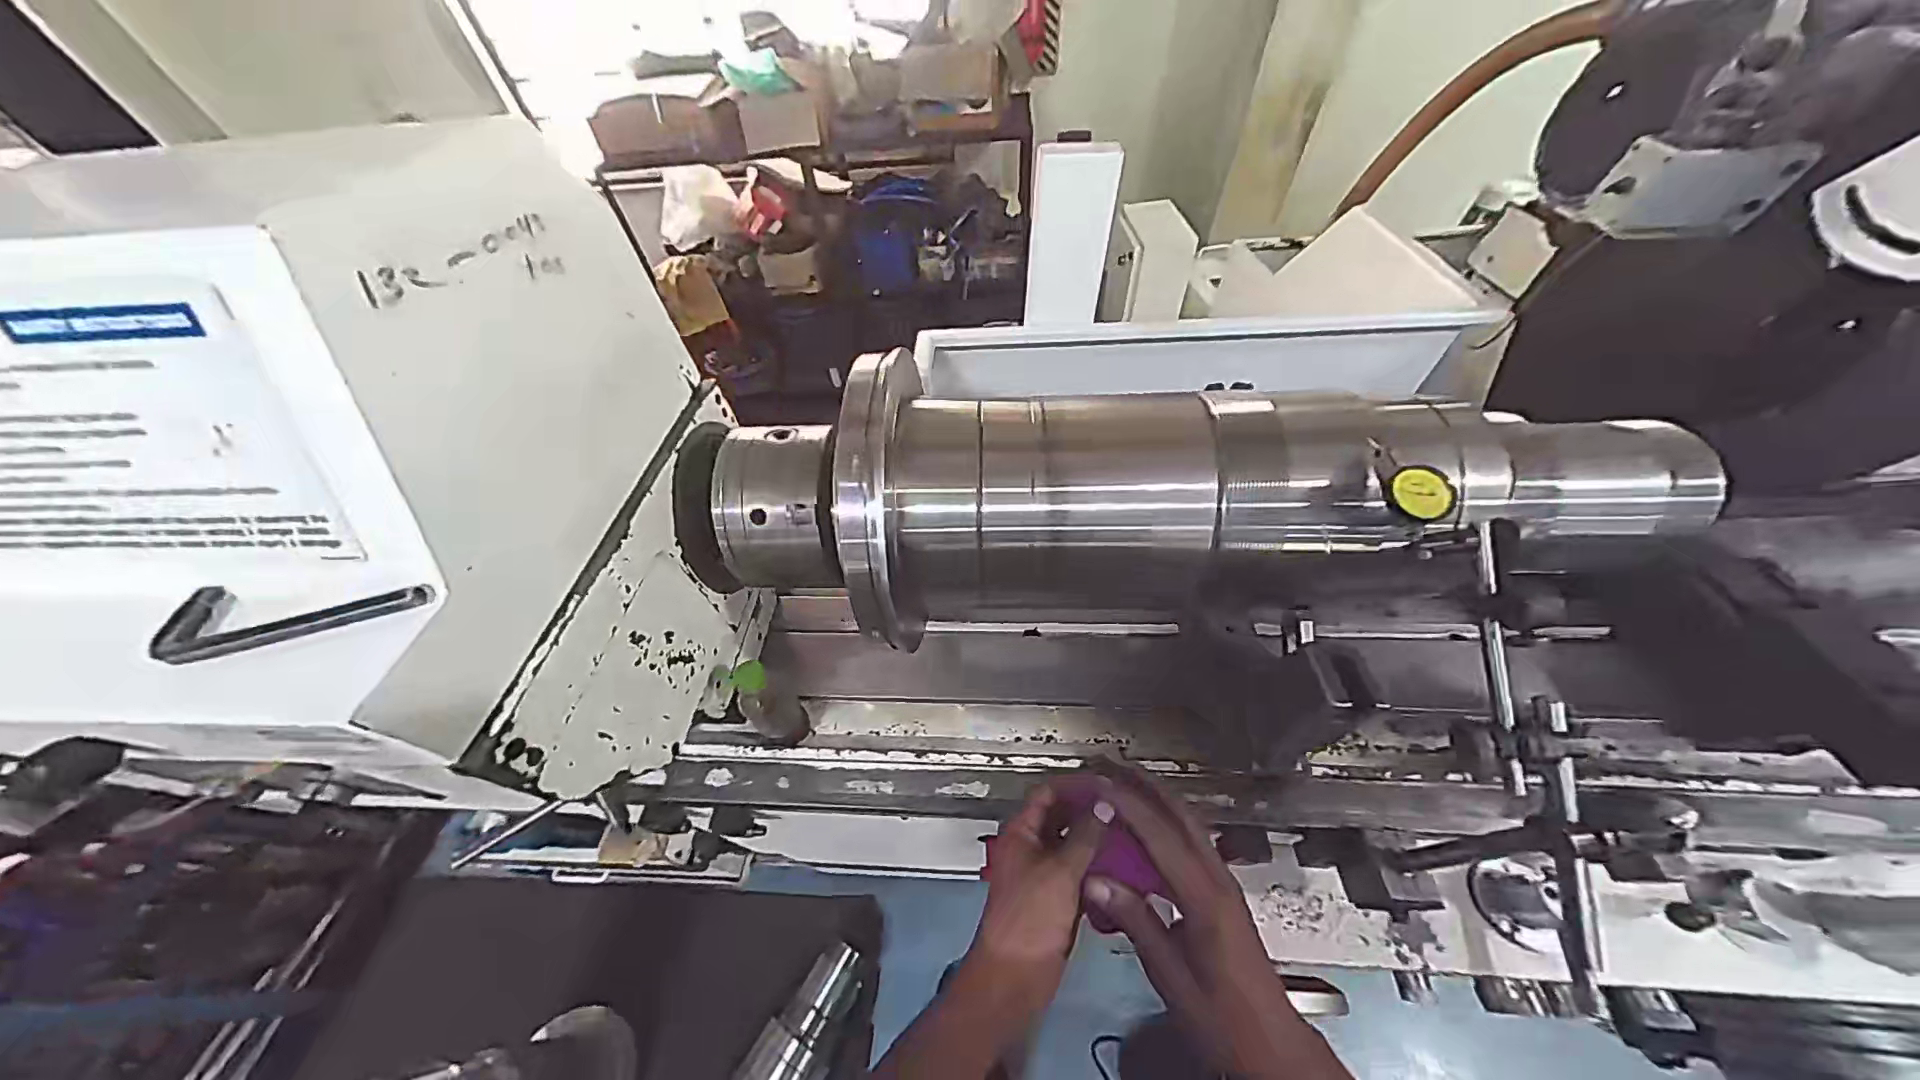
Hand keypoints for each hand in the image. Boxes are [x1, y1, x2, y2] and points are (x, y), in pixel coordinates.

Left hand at [966, 779, 1111, 1004]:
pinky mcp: (1058, 897)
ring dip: (1097, 839)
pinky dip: (1098, 866)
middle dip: (1090, 811)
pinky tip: (1126, 867)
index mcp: (1021, 832)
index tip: (1106, 783)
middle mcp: (1032, 847)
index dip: (1074, 785)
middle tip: (1125, 807)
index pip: (1047, 793)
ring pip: (1073, 846)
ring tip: (1131, 832)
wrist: (1016, 974)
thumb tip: (1104, 804)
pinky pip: (1080, 872)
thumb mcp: (1059, 871)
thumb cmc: (1029, 916)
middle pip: (1062, 817)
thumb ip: (1084, 836)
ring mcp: (1045, 873)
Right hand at [1083, 762, 1352, 1079]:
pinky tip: (1144, 829)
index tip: (1096, 782)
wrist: (1273, 1046)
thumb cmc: (1222, 1018)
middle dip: (1144, 785)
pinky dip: (1164, 823)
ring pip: (1188, 825)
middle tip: (1109, 765)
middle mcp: (1217, 879)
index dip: (1126, 804)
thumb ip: (1135, 922)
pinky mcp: (1222, 894)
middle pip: (1180, 815)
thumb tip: (1093, 879)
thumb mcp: (1171, 977)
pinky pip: (1190, 843)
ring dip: (1155, 798)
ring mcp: (1223, 884)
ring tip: (1122, 783)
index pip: (1159, 835)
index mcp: (1203, 897)